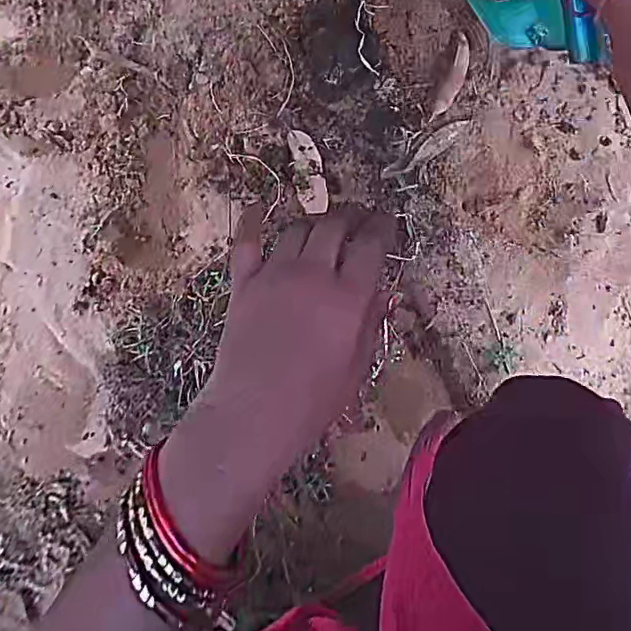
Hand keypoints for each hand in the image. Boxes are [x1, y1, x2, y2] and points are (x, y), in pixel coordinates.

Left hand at [155, 205, 397, 560]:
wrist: (252, 414)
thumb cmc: (312, 403)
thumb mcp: (356, 368)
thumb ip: (368, 322)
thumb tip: (379, 291)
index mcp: (347, 297)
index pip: (371, 245)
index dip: (382, 227)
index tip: (386, 222)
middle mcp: (312, 275)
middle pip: (334, 225)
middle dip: (350, 217)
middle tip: (357, 220)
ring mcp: (274, 274)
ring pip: (297, 228)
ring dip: (313, 225)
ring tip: (320, 231)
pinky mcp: (244, 282)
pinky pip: (249, 243)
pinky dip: (258, 230)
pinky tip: (263, 223)